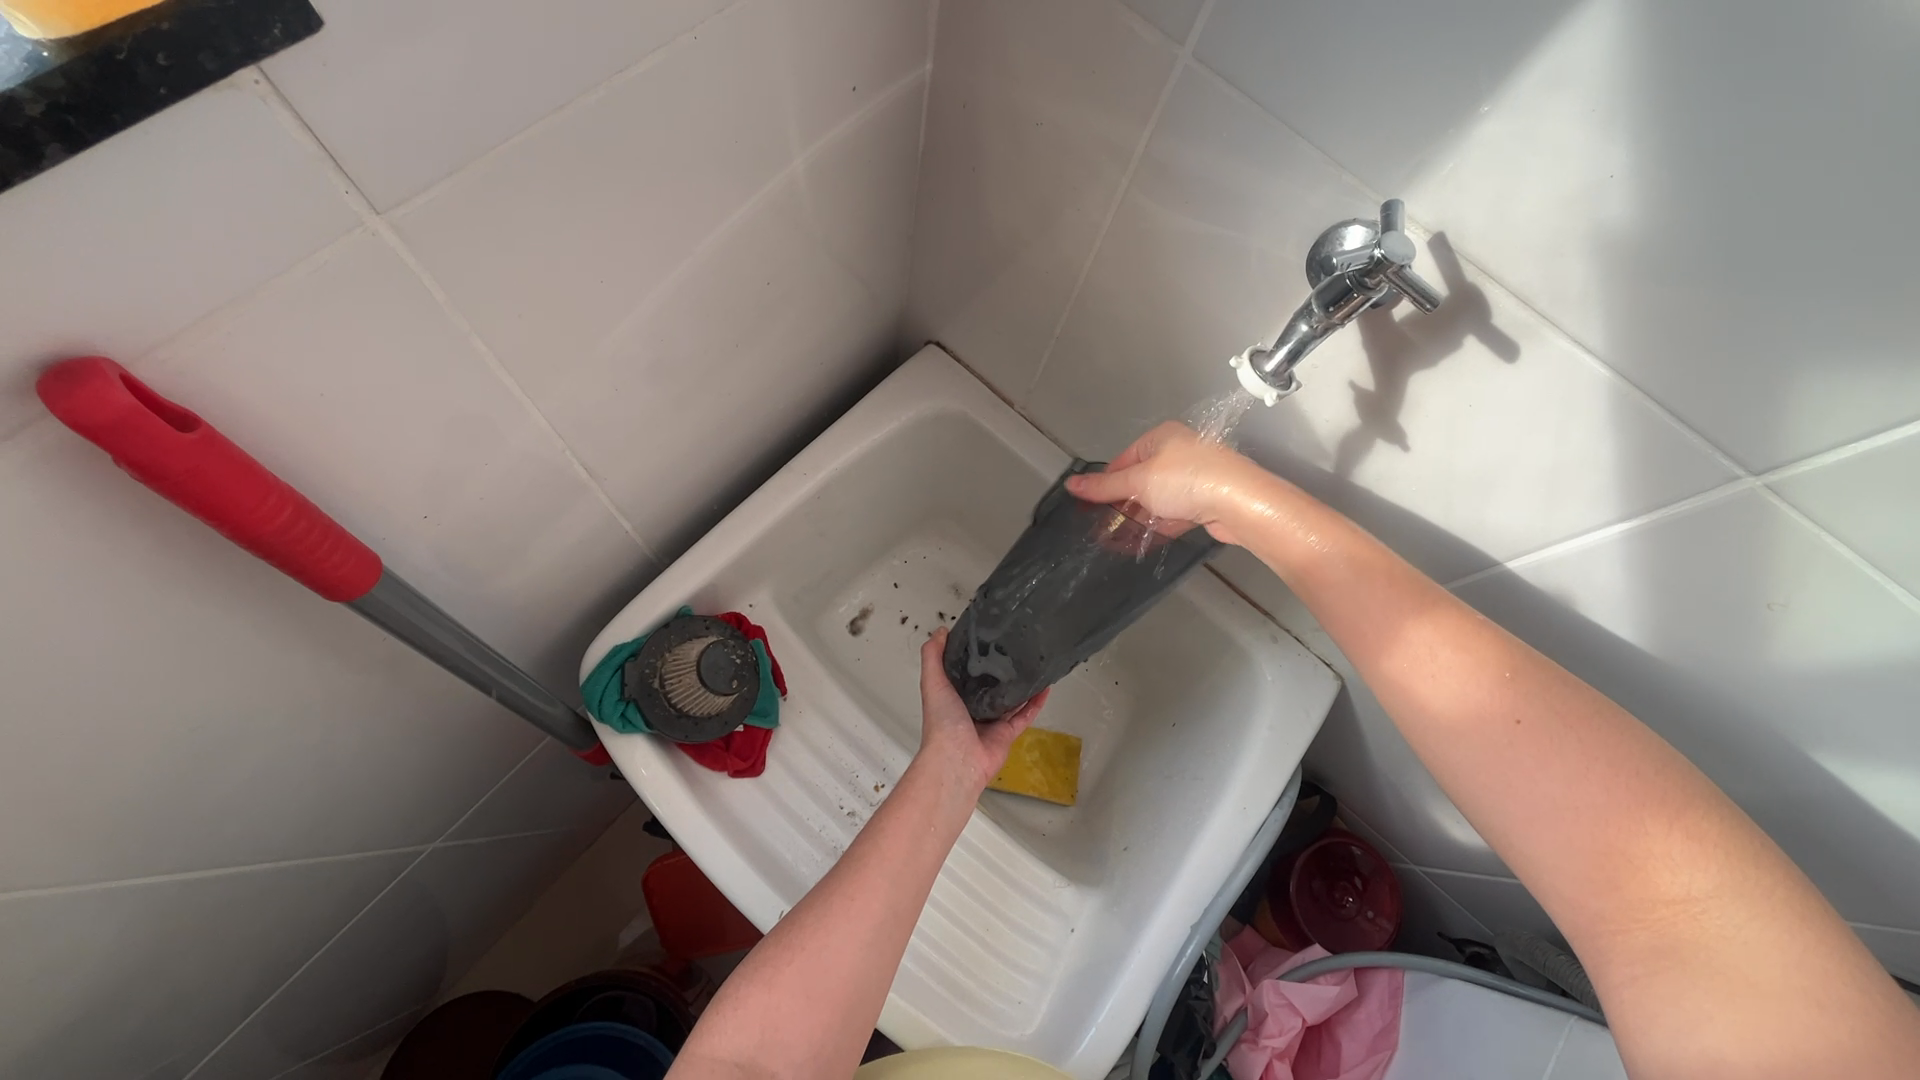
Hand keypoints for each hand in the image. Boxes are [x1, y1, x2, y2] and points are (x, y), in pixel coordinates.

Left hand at [913, 628, 1049, 794]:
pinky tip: (1044, 688)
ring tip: (1034, 665)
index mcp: (953, 696)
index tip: (987, 637)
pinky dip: (1035, 704)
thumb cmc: (942, 721)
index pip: (964, 672)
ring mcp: (990, 722)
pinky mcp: (1007, 734)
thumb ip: (933, 656)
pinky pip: (1024, 716)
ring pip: (1010, 700)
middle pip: (989, 686)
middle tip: (1016, 648)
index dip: (974, 657)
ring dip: (1022, 685)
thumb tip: (941, 631)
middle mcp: (971, 708)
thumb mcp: (933, 681)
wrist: (957, 759)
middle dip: (1000, 671)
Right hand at [1064, 421, 1275, 545]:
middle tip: (1104, 525)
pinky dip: (1159, 526)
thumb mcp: (1137, 481)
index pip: (1123, 460)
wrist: (1239, 502)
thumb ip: (1103, 486)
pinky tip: (1143, 541)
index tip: (1091, 505)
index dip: (1106, 483)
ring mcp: (1194, 478)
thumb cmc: (1187, 480)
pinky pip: (1175, 514)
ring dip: (1140, 518)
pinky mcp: (1206, 502)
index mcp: (1162, 437)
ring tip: (1119, 538)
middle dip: (1123, 504)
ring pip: (1158, 500)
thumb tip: (1071, 485)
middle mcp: (1180, 453)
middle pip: (1140, 481)